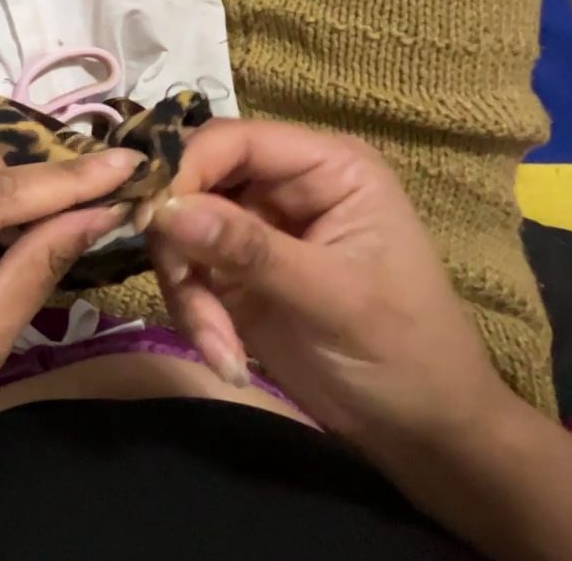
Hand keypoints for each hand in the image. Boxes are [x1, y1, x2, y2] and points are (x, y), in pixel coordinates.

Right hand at [147, 118, 507, 449]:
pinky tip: (224, 353)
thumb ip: (250, 250)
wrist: (419, 431)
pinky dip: (189, 309)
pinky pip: (181, 269)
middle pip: (191, 180)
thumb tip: (166, 210)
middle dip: (178, 240)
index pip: (232, 141)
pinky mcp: (226, 266)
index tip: (152, 219)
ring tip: (219, 345)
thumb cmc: (406, 353)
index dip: (185, 168)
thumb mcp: (335, 299)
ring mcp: (249, 225)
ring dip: (184, 286)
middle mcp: (281, 184)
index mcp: (325, 168)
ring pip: (176, 228)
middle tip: (182, 289)